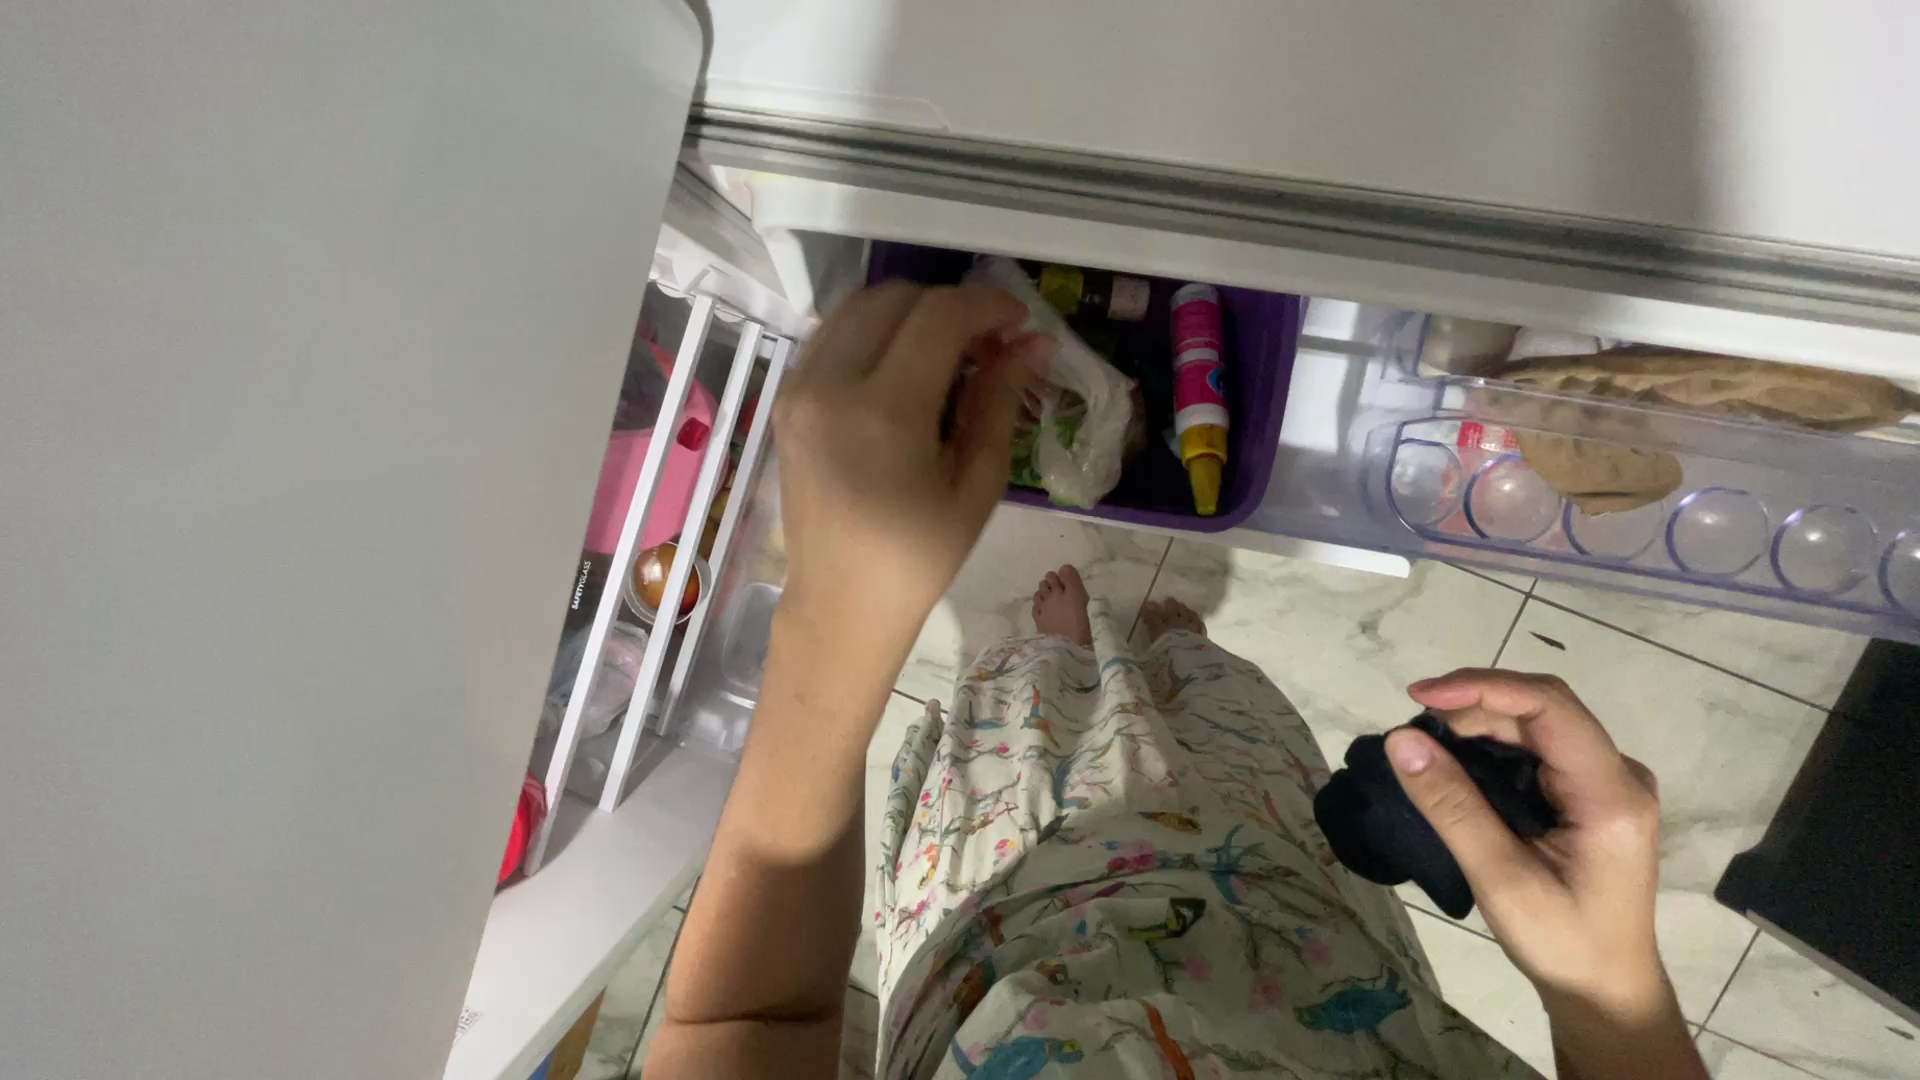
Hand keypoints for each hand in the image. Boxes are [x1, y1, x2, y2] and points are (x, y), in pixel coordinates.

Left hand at [774, 282, 1053, 649]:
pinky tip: (901, 369)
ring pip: (856, 307)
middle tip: (985, 342)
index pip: (938, 317)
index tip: (1017, 322)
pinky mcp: (785, 402)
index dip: (987, 306)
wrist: (842, 602)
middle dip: (948, 305)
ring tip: (945, 353)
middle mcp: (830, 387)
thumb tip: (1034, 344)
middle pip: (894, 298)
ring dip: (908, 313)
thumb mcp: (976, 485)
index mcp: (884, 413)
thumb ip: (1001, 402)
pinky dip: (871, 333)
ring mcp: (798, 391)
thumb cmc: (919, 557)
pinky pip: (830, 336)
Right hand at [1387, 669, 1668, 1019]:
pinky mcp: (1583, 790)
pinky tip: (1452, 752)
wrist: (1604, 990)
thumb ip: (1451, 806)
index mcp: (1611, 794)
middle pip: (1542, 706)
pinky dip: (1485, 737)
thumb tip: (1400, 738)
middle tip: (1416, 717)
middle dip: (1474, 699)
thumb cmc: (1561, 939)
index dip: (1484, 687)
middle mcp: (1616, 775)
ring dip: (1476, 717)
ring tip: (1425, 737)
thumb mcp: (1499, 877)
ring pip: (1534, 720)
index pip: (1550, 707)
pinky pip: (1531, 742)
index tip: (1422, 695)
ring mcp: (1602, 780)